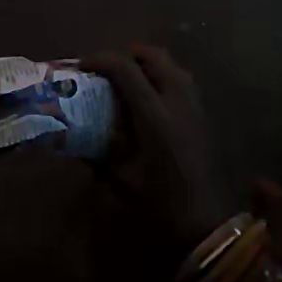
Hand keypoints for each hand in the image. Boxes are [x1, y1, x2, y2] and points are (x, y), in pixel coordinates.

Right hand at [82, 44, 235, 252]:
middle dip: (131, 55)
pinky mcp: (204, 118)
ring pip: (174, 67)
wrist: (205, 227)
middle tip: (110, 67)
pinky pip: (184, 83)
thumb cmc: (161, 205)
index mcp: (155, 117)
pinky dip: (167, 78)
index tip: (83, 65)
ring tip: (132, 77)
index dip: (103, 61)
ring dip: (151, 64)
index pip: (127, 71)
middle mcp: (177, 104)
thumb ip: (99, 156)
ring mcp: (195, 109)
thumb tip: (76, 141)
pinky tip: (155, 98)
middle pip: (157, 58)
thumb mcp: (122, 181)